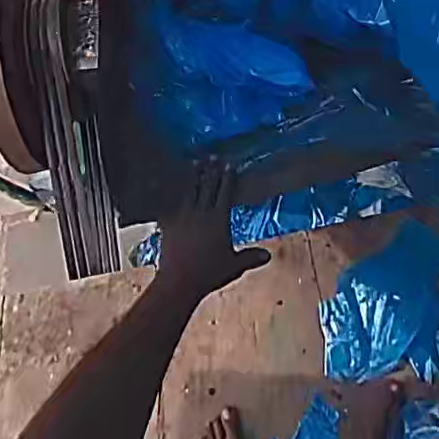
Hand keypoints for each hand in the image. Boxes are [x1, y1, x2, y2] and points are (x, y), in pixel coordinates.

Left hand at [156, 161, 270, 302]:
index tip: (229, 164)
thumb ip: (250, 257)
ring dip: (195, 176)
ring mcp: (184, 216)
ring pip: (191, 190)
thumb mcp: (233, 266)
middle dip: (212, 170)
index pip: (225, 192)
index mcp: (218, 219)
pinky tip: (177, 188)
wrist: (178, 282)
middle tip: (214, 156)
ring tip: (196, 163)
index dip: (228, 177)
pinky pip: (174, 203)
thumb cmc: (209, 274)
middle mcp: (202, 213)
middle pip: (208, 186)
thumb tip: (268, 256)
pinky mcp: (169, 224)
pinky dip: (177, 193)